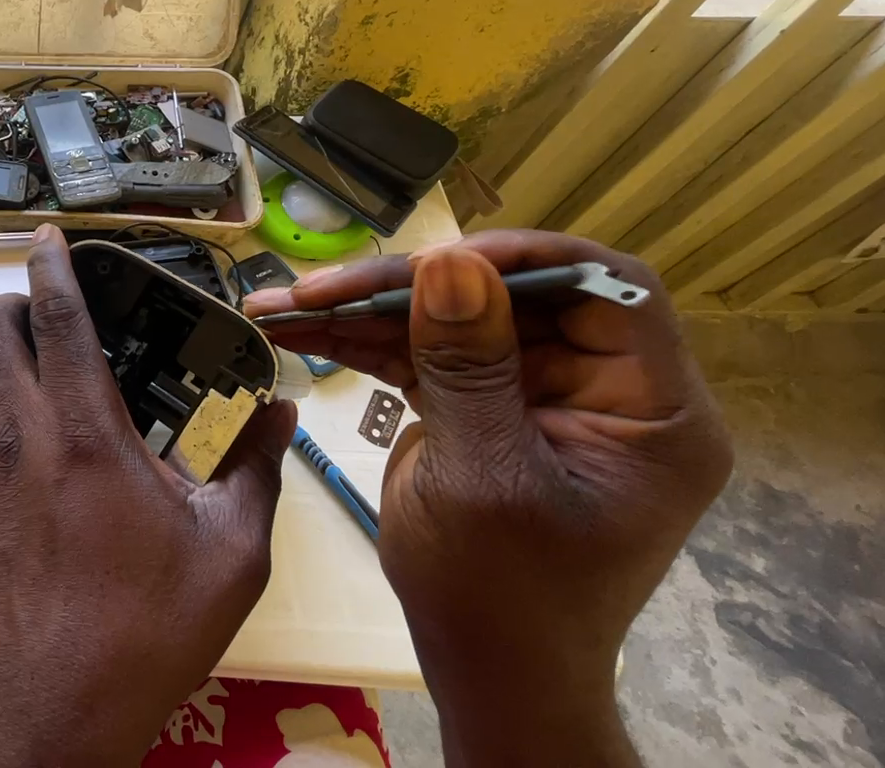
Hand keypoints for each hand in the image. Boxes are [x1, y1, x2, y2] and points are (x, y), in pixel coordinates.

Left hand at [0, 224, 296, 766]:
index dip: (52, 265)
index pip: (59, 317)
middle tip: (42, 318)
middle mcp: (15, 432)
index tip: (48, 239)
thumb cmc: (143, 630)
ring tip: (16, 361)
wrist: (45, 703)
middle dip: (11, 302)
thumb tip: (279, 411)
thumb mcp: (229, 555)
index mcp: (88, 433)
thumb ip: (257, 470)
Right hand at [244, 231, 731, 764]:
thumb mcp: (486, 475)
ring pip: (441, 319)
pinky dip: (351, 343)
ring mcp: (523, 392)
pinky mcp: (469, 402)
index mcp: (643, 407)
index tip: (433, 261)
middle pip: (499, 297)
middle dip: (399, 289)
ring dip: (356, 312)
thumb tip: (447, 262)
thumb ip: (468, 366)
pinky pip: (411, 352)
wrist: (478, 660)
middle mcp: (589, 386)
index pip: (605, 290)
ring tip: (278, 307)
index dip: (523, 260)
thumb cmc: (502, 592)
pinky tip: (293, 333)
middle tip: (314, 290)